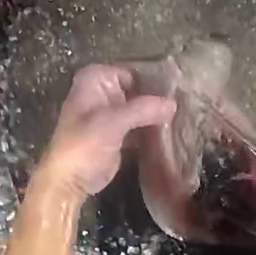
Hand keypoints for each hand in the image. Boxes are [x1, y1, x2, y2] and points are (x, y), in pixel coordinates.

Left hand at [33, 65, 176, 199]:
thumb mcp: (112, 123)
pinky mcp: (119, 133)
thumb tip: (174, 103)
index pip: (134, 72)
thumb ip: (143, 109)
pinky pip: (141, 125)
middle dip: (159, 99)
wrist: (69, 182)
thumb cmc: (83, 146)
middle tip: (186, 105)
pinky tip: (172, 132)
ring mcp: (112, 114)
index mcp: (96, 80)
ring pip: (141, 108)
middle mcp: (104, 92)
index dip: (155, 81)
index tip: (180, 91)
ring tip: (183, 118)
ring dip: (158, 115)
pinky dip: (153, 129)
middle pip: (140, 90)